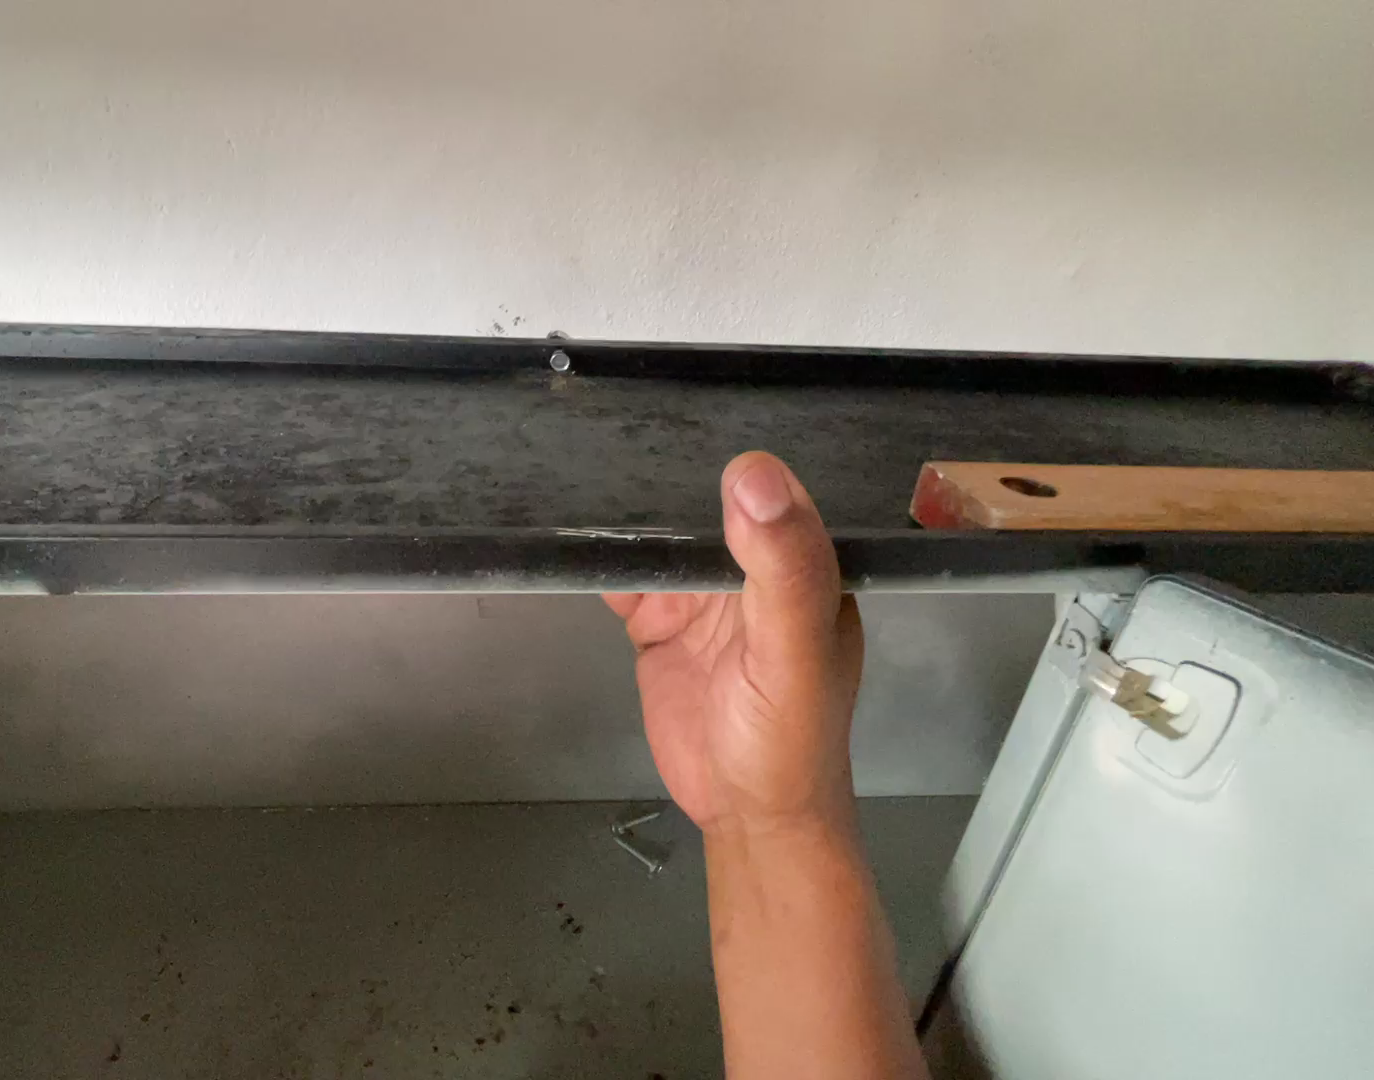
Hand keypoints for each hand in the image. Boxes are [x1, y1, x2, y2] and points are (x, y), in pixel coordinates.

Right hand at [605, 452, 862, 835]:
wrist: (744, 814)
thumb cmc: (787, 737)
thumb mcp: (793, 651)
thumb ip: (782, 568)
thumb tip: (751, 471)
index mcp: (800, 561)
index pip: (764, 488)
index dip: (725, 452)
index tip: (675, 409)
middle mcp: (749, 568)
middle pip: (702, 504)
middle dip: (662, 472)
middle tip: (605, 422)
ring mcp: (699, 594)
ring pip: (659, 537)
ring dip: (626, 512)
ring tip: (578, 459)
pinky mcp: (657, 620)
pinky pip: (625, 578)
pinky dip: (601, 560)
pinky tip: (572, 534)